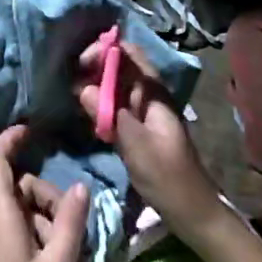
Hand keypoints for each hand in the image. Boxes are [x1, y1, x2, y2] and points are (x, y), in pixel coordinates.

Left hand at [0, 125, 87, 261]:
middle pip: (17, 189)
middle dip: (46, 197)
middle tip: (71, 228)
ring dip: (44, 222)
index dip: (10, 139)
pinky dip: (35, 237)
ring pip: (19, 213)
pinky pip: (14, 233)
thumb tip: (80, 185)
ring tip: (67, 255)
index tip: (31, 127)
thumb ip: (69, 222)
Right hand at [74, 39, 224, 238]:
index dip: (105, 50)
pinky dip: (100, 103)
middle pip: (121, 67)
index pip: (129, 54)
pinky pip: (116, 105)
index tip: (81, 63)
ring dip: (95, 84)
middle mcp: (149, 95)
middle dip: (96, 66)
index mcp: (154, 93)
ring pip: (116, 86)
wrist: (191, 210)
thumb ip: (110, 115)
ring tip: (72, 91)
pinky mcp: (137, 128)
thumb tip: (83, 88)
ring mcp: (144, 111)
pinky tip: (84, 109)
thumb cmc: (167, 176)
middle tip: (71, 79)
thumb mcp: (136, 145)